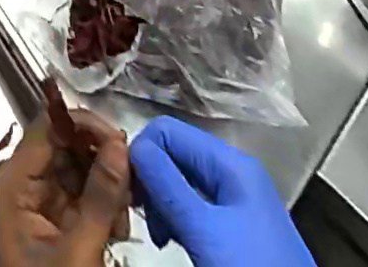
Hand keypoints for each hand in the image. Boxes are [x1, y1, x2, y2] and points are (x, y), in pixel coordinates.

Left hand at [0, 108, 131, 266]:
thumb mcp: (78, 252)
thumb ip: (100, 198)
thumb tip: (121, 144)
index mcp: (15, 178)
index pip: (48, 125)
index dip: (86, 125)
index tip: (125, 142)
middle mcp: (23, 179)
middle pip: (66, 144)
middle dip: (103, 160)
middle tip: (135, 187)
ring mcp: (39, 200)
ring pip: (79, 168)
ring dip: (109, 186)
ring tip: (125, 220)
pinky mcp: (55, 221)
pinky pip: (83, 194)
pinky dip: (105, 206)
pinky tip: (120, 230)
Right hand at [127, 117, 315, 266]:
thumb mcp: (203, 229)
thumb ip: (166, 182)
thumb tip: (131, 146)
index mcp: (230, 162)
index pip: (166, 130)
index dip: (143, 153)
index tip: (131, 189)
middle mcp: (233, 172)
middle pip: (172, 153)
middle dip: (151, 180)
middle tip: (143, 215)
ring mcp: (235, 199)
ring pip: (178, 178)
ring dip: (160, 200)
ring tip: (159, 233)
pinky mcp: (233, 223)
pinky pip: (191, 202)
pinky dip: (174, 215)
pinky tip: (172, 238)